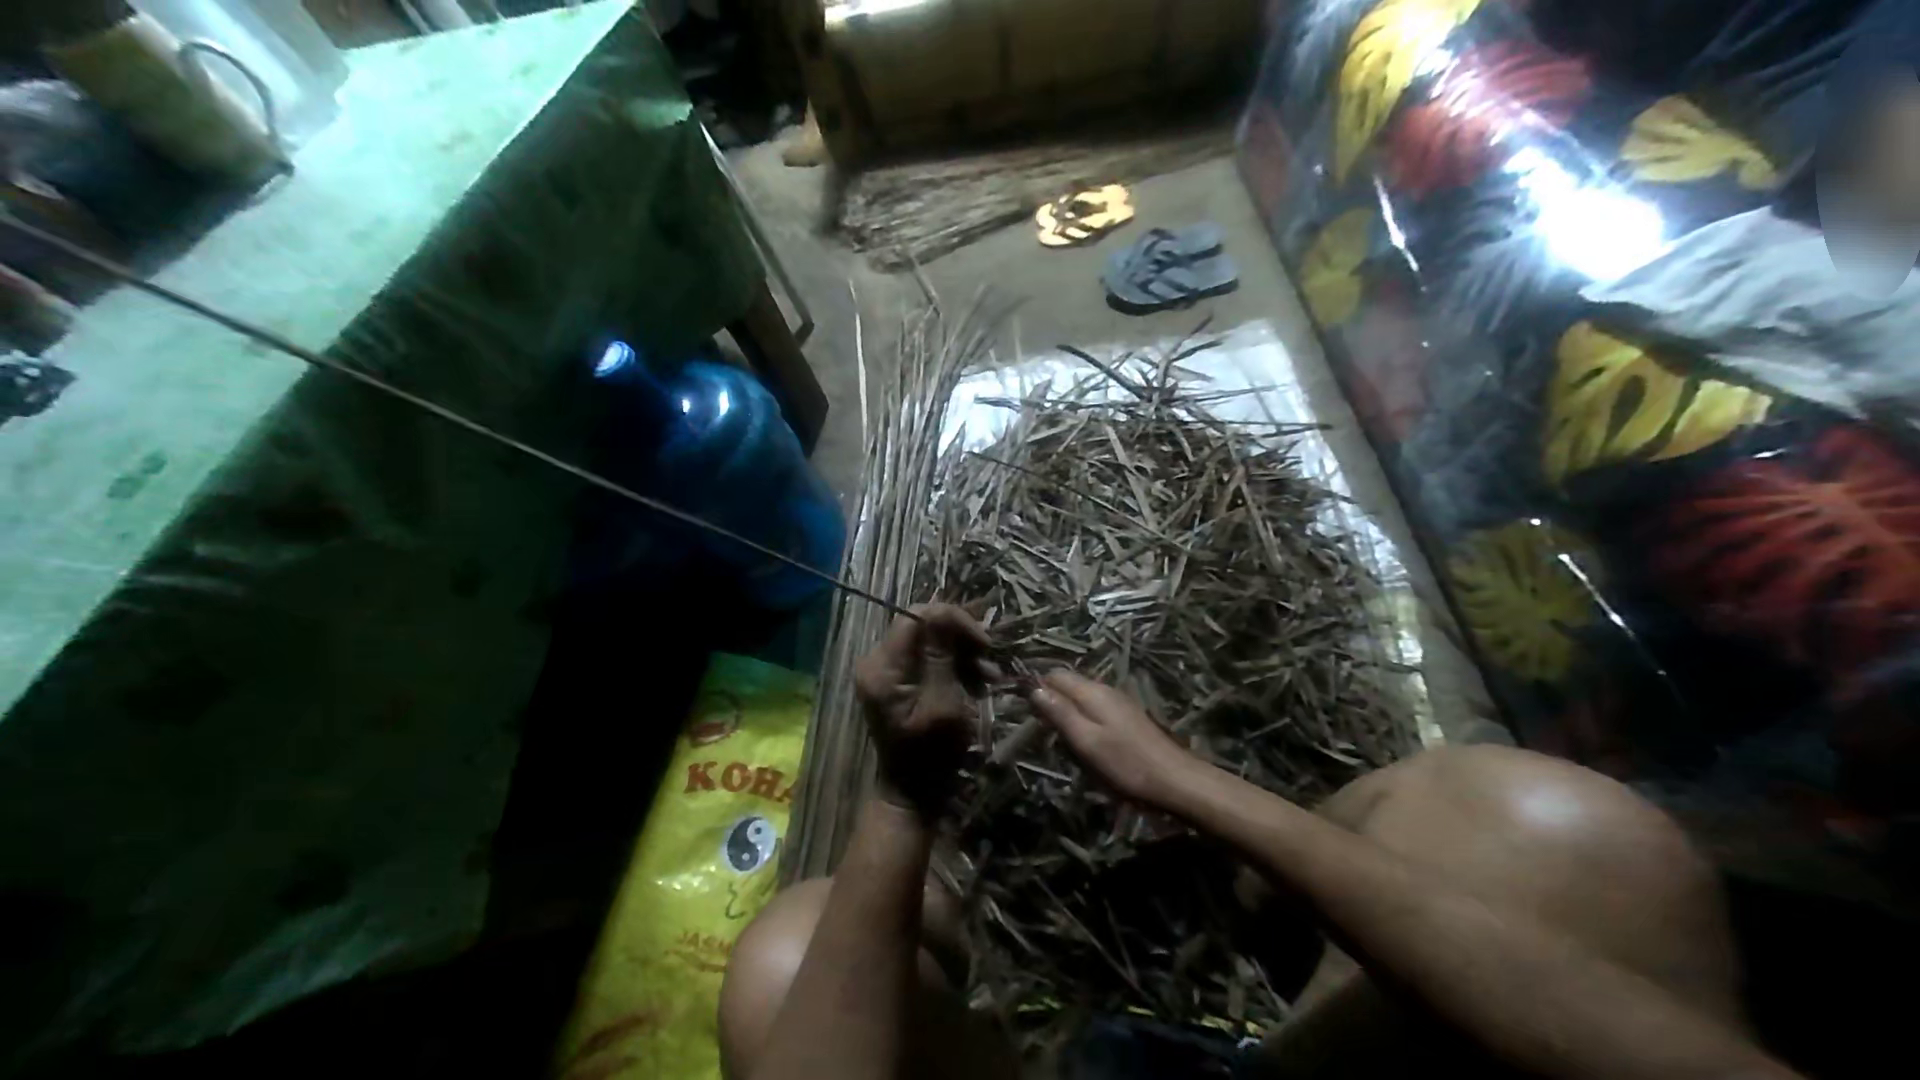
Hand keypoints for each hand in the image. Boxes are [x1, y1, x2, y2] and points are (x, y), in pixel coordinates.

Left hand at [852, 604, 989, 815]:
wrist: (914, 793)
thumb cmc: (931, 755)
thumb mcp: (943, 704)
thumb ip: (941, 656)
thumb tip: (943, 611)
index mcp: (881, 667)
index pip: (916, 617)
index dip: (953, 620)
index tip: (985, 642)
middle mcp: (876, 661)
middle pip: (922, 627)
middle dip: (961, 639)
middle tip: (991, 659)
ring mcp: (886, 671)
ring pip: (929, 641)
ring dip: (962, 654)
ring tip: (988, 676)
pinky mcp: (897, 680)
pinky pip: (927, 658)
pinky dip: (953, 665)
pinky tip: (975, 682)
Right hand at [1030, 671, 1205, 808]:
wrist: (1175, 779)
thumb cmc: (1126, 763)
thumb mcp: (1086, 740)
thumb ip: (1060, 713)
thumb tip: (1034, 689)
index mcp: (1092, 691)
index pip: (1056, 674)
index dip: (1038, 686)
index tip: (1024, 708)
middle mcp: (1105, 689)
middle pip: (1069, 683)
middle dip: (1051, 698)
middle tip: (1038, 726)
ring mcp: (1119, 702)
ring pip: (1082, 696)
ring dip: (1066, 709)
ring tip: (1056, 734)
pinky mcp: (1127, 717)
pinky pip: (1095, 708)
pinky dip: (1082, 717)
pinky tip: (1082, 737)